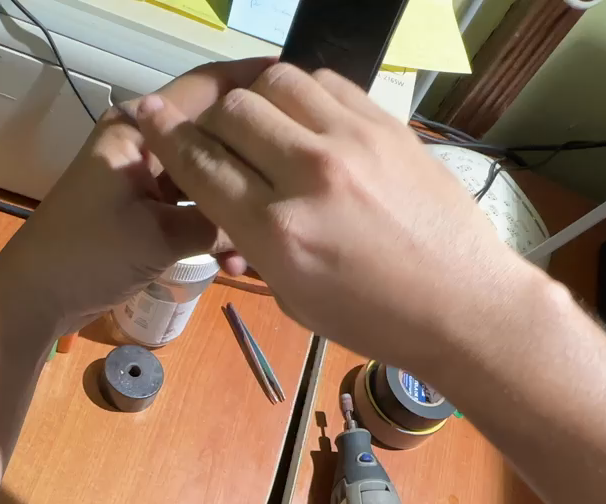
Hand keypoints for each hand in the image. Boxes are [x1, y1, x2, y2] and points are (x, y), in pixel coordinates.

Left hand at [0, 59, 271, 338]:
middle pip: (213, 139)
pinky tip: (237, 258)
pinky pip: (191, 211)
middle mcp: (145, 146)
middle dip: (253, 159)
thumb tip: (261, 220)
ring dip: (234, 204)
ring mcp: (145, 182)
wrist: (38, 297)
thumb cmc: (87, 256)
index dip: (256, 88)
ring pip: (206, 180)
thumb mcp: (157, 238)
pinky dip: (212, 230)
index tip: (303, 95)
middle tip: (299, 177)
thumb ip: (213, 223)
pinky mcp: (146, 214)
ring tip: (274, 228)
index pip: (209, 91)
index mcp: (140, 129)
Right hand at [134, 63, 546, 369]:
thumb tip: (225, 218)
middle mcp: (307, 176)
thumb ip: (253, 248)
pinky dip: (300, 94)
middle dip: (210, 123)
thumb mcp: (294, 300)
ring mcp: (351, 142)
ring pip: (275, 82)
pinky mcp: (386, 124)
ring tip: (259, 126)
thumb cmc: (370, 320)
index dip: (165, 137)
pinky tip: (302, 119)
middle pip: (232, 113)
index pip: (202, 166)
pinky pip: (325, 82)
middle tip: (213, 140)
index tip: (146, 117)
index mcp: (277, 233)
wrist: (459, 303)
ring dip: (254, 101)